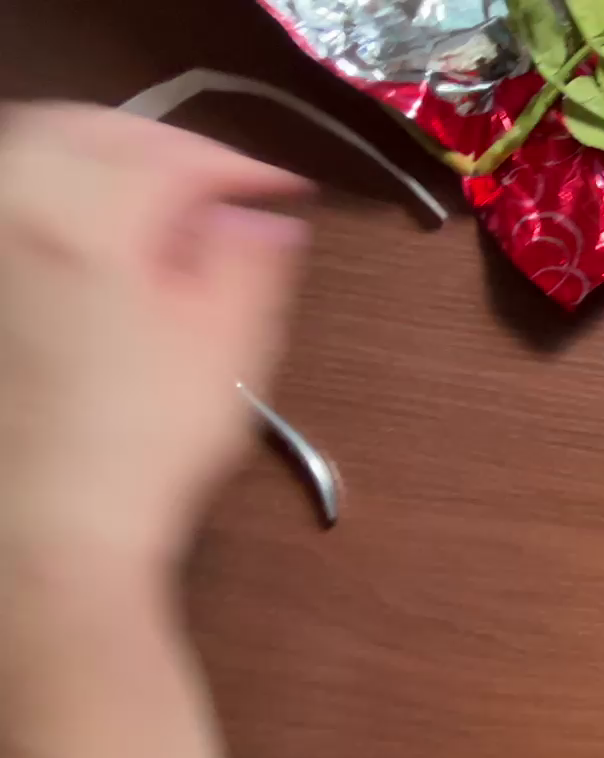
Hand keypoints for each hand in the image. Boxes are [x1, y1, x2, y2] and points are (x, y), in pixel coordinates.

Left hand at [0, 104, 310, 569]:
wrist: (64, 495)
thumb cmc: (158, 428)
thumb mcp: (232, 344)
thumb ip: (250, 266)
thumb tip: (265, 219)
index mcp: (91, 229)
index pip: (172, 158)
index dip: (240, 165)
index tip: (287, 187)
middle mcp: (14, 211)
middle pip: (87, 127)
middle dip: (169, 142)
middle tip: (231, 181)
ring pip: (34, 144)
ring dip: (112, 151)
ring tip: (173, 191)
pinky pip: (14, 185)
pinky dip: (66, 177)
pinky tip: (109, 217)